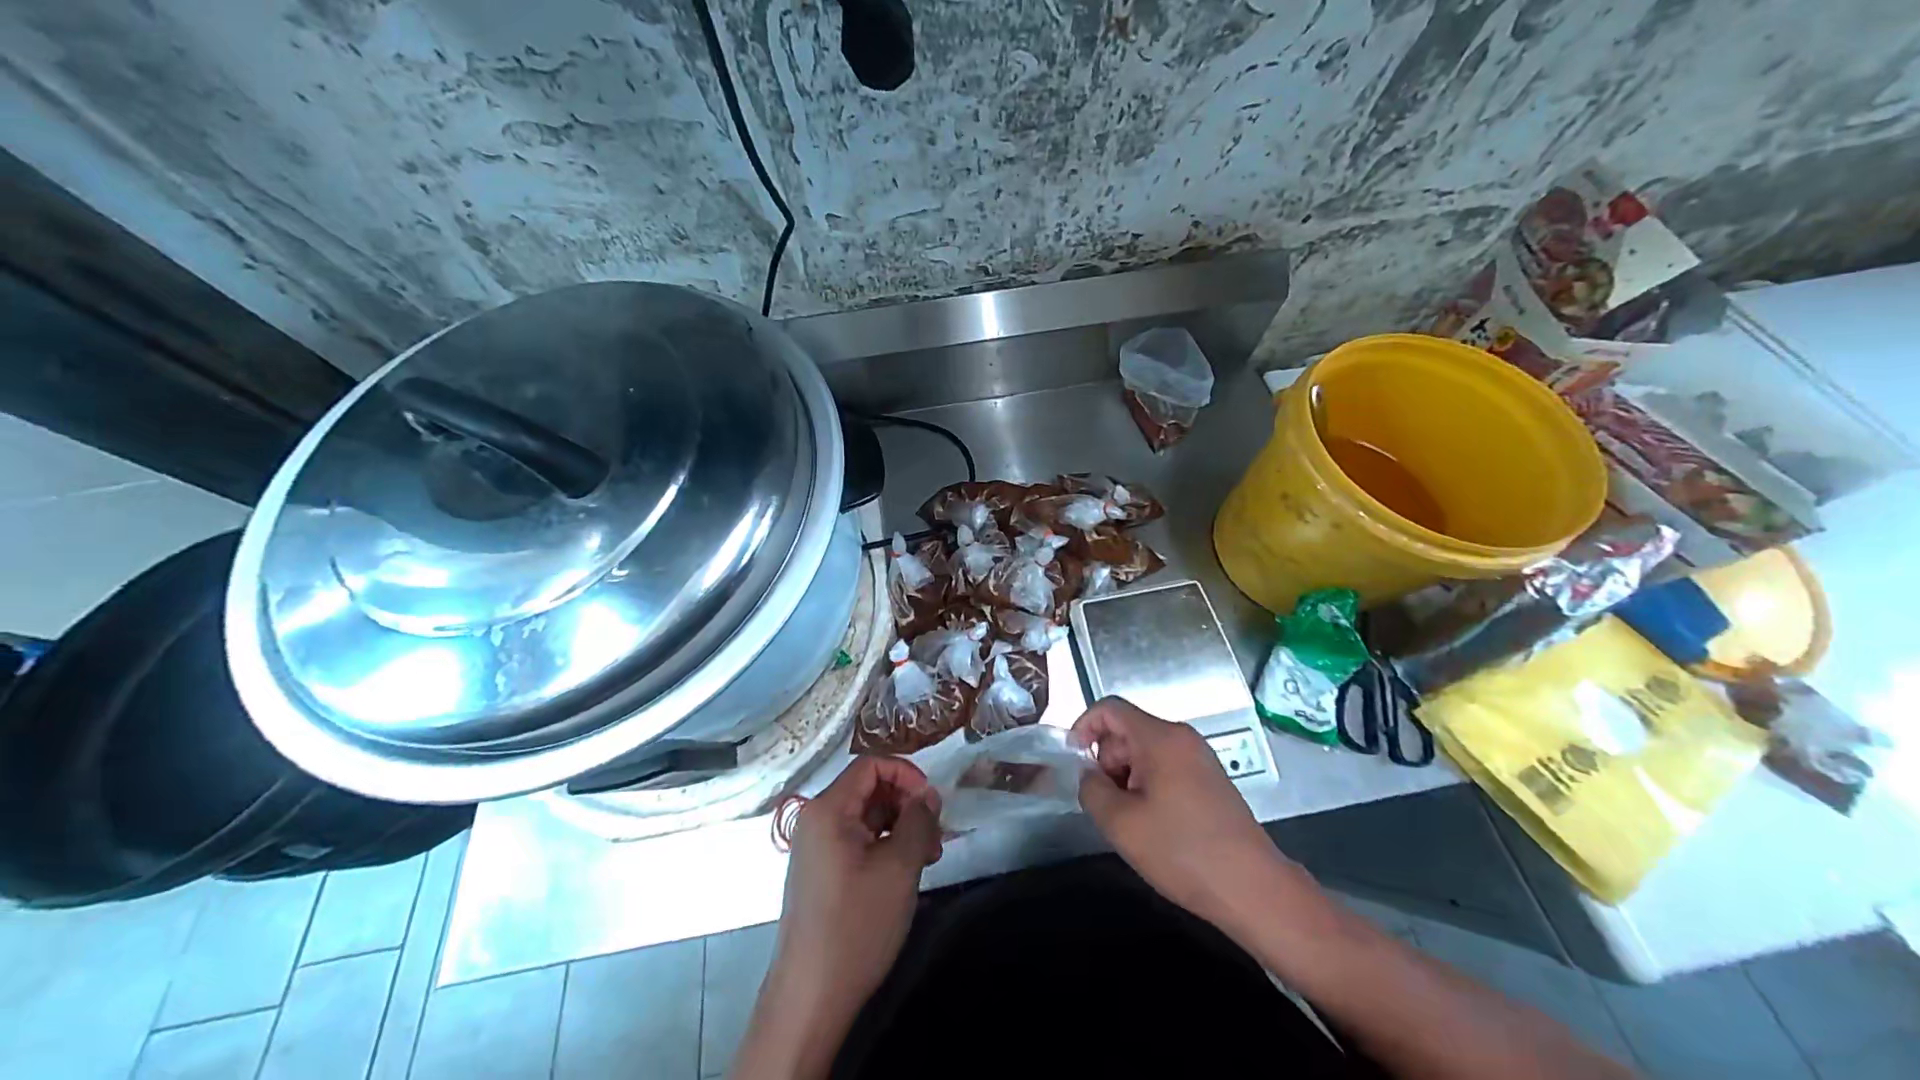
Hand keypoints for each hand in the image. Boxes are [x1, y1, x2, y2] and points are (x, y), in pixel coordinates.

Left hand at [768, 756, 942, 1019]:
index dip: (907, 774)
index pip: (870, 764)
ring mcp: (817, 849)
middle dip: (907, 804)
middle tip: (937, 836)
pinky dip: (885, 848)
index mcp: (828, 810)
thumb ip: (918, 821)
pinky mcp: (822, 873)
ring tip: (929, 858)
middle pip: (868, 789)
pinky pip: (858, 842)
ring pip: (867, 818)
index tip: (933, 803)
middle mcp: (817, 821)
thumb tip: (928, 795)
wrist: (810, 996)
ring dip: (901, 828)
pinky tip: (907, 873)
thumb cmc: (856, 925)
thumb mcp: (899, 868)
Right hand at [1072, 697, 1298, 935]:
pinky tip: (1153, 823)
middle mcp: (1183, 738)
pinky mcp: (1210, 779)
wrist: (1252, 887)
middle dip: (1107, 760)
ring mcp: (1200, 758)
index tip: (1074, 761)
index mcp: (1161, 738)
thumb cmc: (1182, 851)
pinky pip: (1166, 767)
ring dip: (1126, 777)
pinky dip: (1148, 785)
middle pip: (1128, 730)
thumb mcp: (1120, 823)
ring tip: (1130, 819)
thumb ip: (1091, 789)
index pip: (1110, 708)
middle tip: (1106, 802)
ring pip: (1146, 751)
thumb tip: (1089, 775)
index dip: (1083, 727)